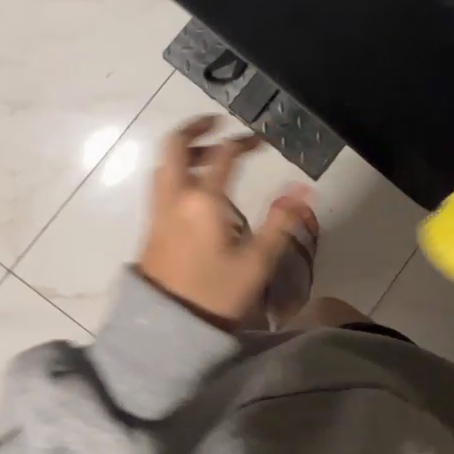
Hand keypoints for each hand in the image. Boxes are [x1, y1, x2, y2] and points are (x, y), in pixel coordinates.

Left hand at [136, 116, 310, 327]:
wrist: (164, 331)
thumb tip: (303, 189)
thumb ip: (281, 222)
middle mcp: (175, 197)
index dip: (244, 141)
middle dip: (197, 128)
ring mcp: (158, 210)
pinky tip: (196, 185)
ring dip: (186, 149)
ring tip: (210, 152)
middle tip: (219, 123)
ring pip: (164, 163)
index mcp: (203, 201)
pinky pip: (160, 182)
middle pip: (176, 145)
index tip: (262, 141)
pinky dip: (177, 169)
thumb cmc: (215, 295)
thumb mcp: (257, 262)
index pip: (224, 154)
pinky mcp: (150, 225)